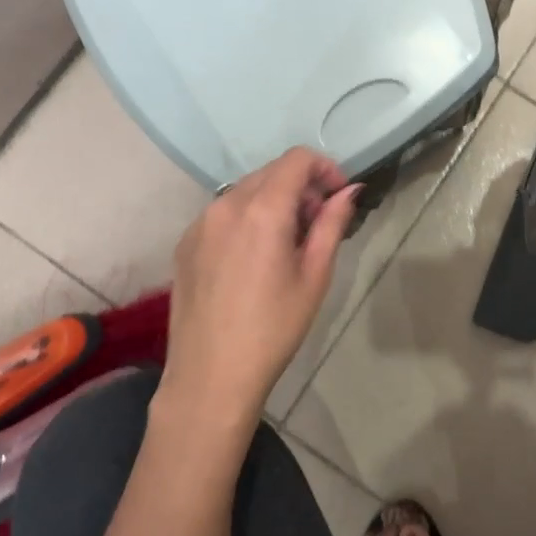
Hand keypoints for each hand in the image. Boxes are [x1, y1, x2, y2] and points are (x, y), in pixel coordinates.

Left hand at [158, 148, 360, 420]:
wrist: (211, 376)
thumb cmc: (274, 328)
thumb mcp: (315, 276)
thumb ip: (332, 223)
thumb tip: (349, 191)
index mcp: (263, 210)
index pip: (297, 159)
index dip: (325, 168)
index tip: (338, 198)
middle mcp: (226, 205)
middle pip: (271, 172)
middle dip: (301, 186)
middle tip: (318, 224)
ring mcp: (200, 223)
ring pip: (246, 190)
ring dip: (274, 201)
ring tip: (288, 243)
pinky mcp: (185, 243)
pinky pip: (224, 213)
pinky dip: (247, 218)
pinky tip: (255, 258)